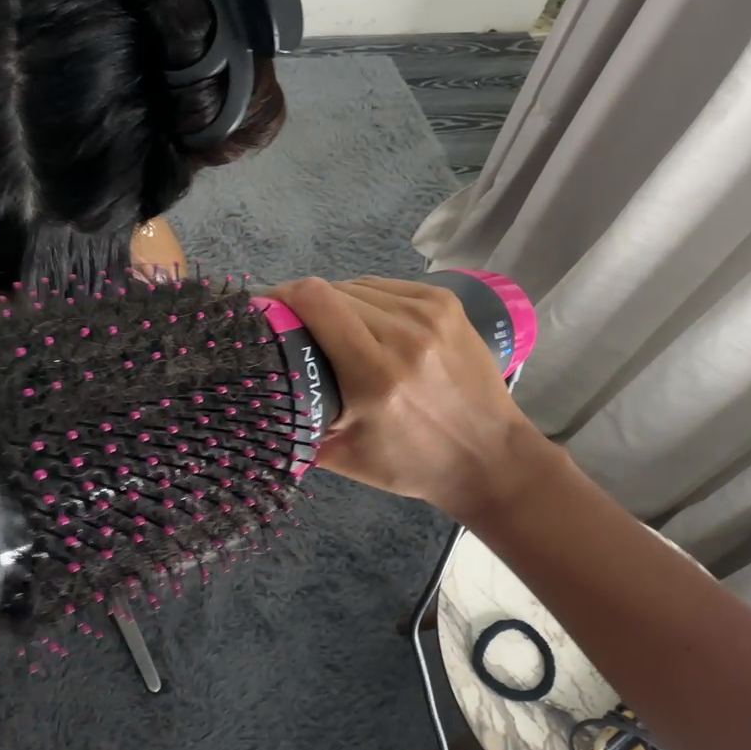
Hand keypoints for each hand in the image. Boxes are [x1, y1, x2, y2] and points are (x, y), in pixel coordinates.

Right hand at [270, 277, 551, 519]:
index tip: (268, 311)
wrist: (493, 458)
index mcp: (376, 375)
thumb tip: (257, 396)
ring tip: (334, 329)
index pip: (316, 301)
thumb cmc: (415, 464)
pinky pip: (385, 286)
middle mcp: (404, 336)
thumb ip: (297, 424)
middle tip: (298, 330)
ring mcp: (429, 314)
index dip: (282, 296)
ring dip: (337, 302)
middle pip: (332, 291)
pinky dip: (367, 298)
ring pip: (357, 285)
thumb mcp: (345, 456)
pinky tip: (366, 320)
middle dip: (306, 305)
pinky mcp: (446, 302)